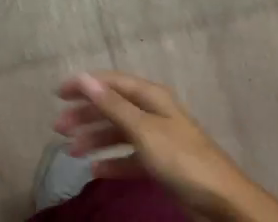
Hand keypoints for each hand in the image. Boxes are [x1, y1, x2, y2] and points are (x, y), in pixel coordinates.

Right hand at [54, 72, 277, 221]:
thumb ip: (112, 105)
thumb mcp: (143, 130)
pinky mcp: (159, 164)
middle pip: (112, 107)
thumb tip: (85, 77)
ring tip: (71, 151)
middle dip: (85, 115)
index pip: (111, 82)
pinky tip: (95, 170)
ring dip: (94, 139)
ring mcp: (156, 139)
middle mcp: (152, 112)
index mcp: (151, 96)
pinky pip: (128, 158)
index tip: (58, 94)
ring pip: (118, 133)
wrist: (220, 199)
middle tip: (59, 128)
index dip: (84, 85)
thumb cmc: (180, 158)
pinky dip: (111, 162)